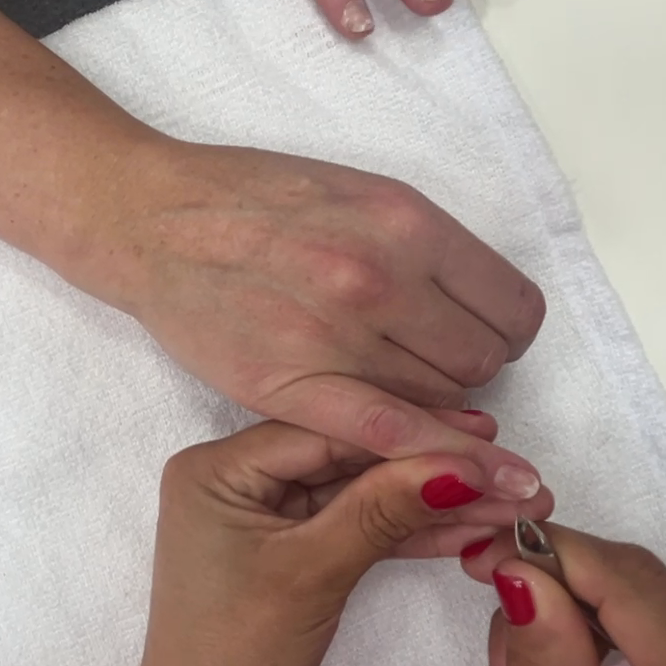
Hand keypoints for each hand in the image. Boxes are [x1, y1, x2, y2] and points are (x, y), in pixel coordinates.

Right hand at [78, 141, 548, 511]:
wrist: (152, 221)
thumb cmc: (244, 196)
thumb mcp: (350, 189)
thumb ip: (417, 242)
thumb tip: (467, 298)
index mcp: (406, 221)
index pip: (512, 306)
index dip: (505, 330)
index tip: (480, 335)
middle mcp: (382, 279)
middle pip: (482, 360)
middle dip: (468, 367)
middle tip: (427, 360)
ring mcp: (336, 336)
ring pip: (439, 401)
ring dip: (431, 402)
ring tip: (386, 381)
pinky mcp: (290, 386)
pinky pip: (387, 432)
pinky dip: (432, 456)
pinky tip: (460, 476)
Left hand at [120, 416, 511, 665]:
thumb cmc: (237, 653)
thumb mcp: (312, 573)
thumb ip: (382, 511)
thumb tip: (464, 464)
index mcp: (218, 467)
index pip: (324, 433)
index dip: (408, 435)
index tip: (485, 437)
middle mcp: (237, 476)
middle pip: (344, 460)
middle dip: (426, 470)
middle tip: (508, 472)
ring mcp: (264, 511)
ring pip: (355, 495)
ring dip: (425, 504)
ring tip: (506, 504)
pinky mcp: (288, 544)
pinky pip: (350, 526)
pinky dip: (402, 533)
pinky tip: (467, 530)